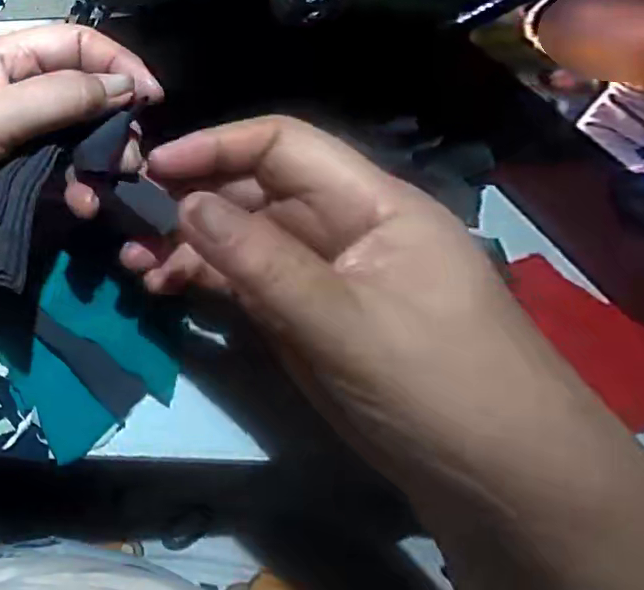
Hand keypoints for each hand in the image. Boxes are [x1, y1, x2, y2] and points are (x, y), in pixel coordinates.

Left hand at [0, 24, 160, 254]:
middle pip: (83, 91)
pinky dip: (73, 184)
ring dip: (96, 160)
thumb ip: (64, 97)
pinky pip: (55, 168)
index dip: (119, 63)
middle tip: (130, 158)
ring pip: (74, 135)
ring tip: (105, 189)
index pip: (79, 43)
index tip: (151, 100)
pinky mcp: (9, 168)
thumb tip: (127, 85)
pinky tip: (80, 205)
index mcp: (9, 54)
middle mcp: (17, 86)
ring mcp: (14, 129)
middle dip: (112, 122)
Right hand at [138, 115, 604, 486]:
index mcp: (368, 203)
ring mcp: (319, 270)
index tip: (156, 166)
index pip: (282, 145)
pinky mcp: (305, 311)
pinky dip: (203, 280)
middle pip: (251, 189)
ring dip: (186, 245)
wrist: (512, 498)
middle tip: (131, 223)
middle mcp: (338, 224)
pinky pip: (243, 279)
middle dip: (189, 201)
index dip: (216, 146)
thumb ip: (262, 261)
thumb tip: (184, 202)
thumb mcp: (346, 324)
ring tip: (137, 266)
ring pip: (239, 235)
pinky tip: (165, 288)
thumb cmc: (443, 389)